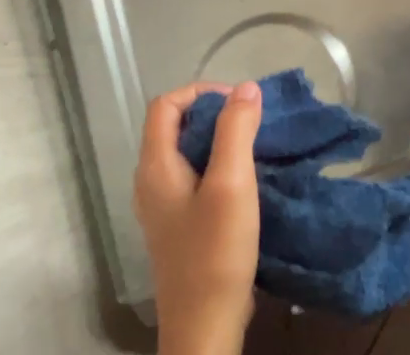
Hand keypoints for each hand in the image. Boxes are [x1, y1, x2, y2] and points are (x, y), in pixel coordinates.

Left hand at [134, 80, 263, 354]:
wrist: (205, 322)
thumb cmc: (215, 251)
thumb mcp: (231, 183)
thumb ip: (235, 131)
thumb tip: (245, 88)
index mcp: (156, 168)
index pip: (165, 105)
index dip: (201, 92)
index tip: (240, 102)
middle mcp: (152, 182)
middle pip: (176, 126)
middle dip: (216, 112)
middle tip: (254, 120)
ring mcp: (165, 205)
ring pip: (188, 151)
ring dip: (221, 137)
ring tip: (257, 143)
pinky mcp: (181, 223)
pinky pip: (196, 174)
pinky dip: (221, 162)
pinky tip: (248, 177)